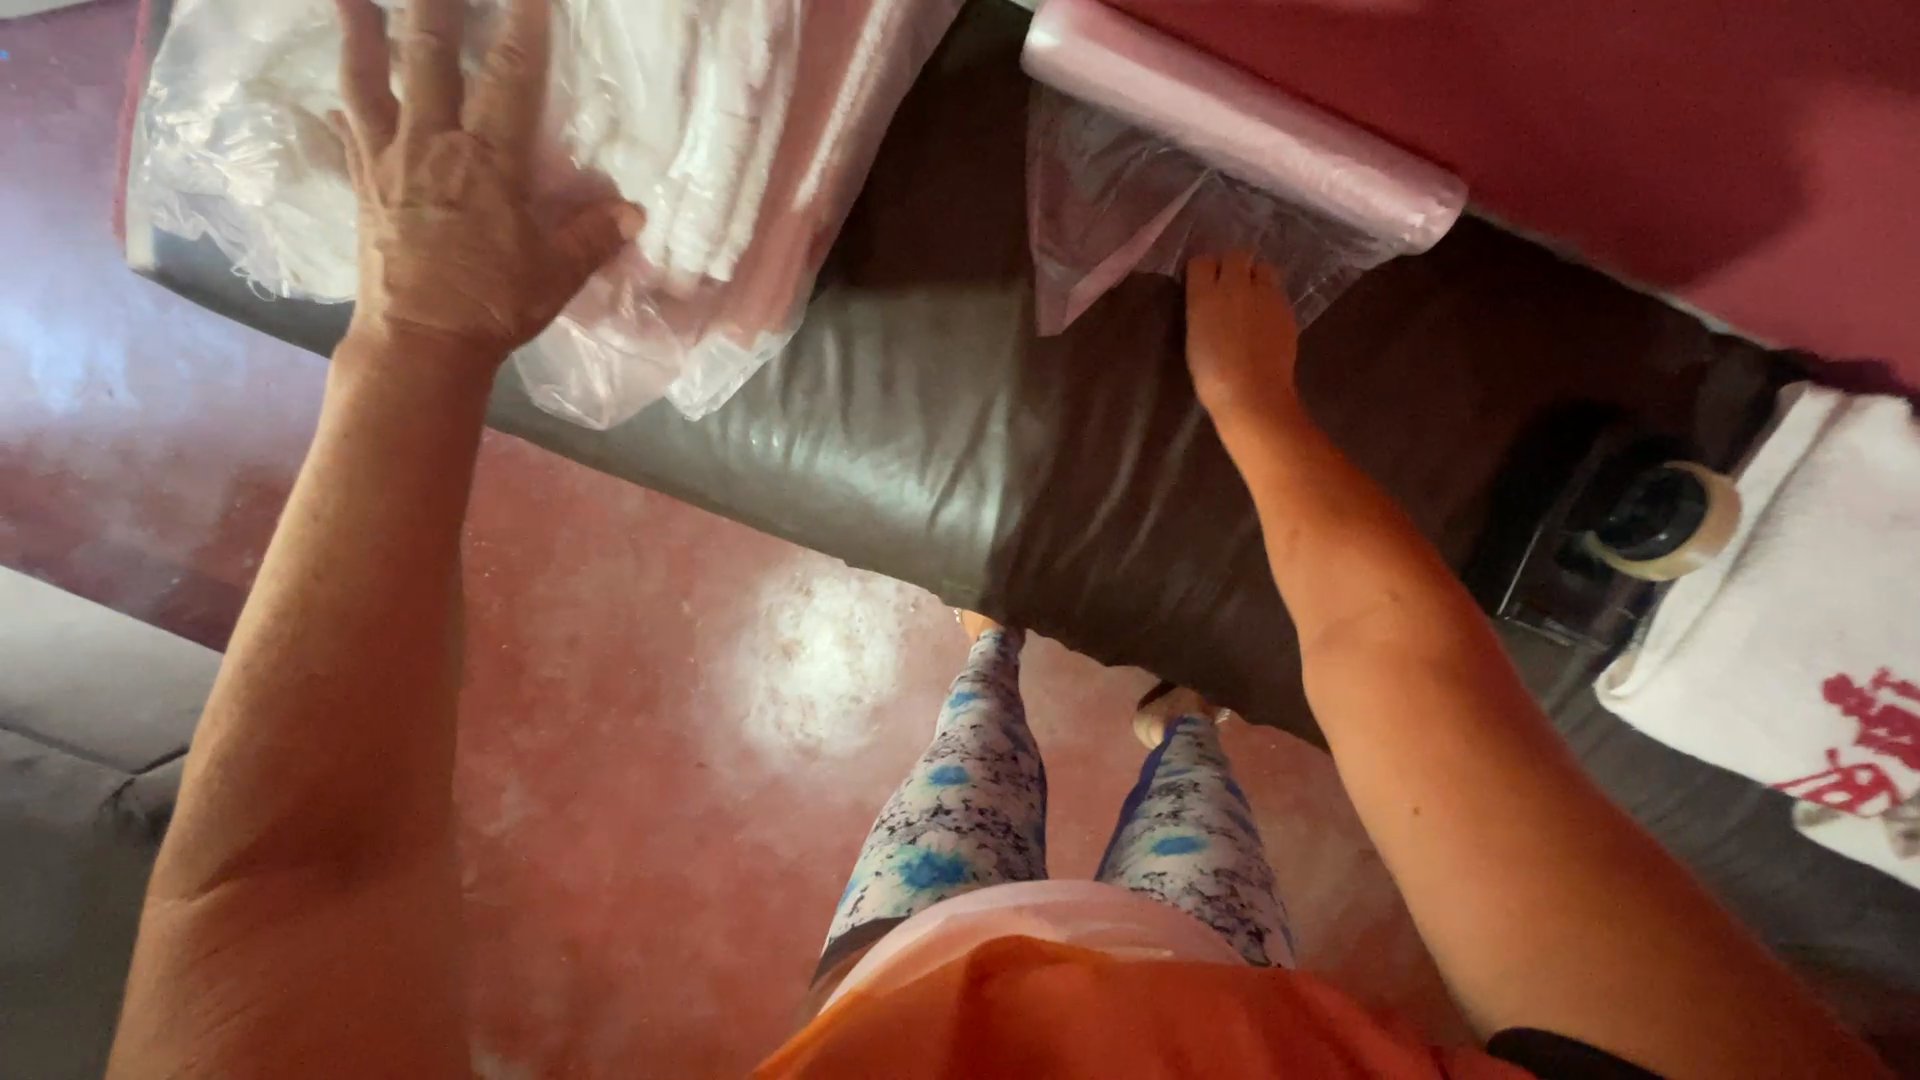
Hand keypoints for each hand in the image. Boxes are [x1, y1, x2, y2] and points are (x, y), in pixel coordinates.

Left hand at [330, 0, 643, 362]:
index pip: (512, 78)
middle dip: (438, 1)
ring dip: (361, 24)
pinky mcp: (362, 182)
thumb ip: (593, 236)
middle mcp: (433, 144)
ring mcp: (388, 158)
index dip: (523, 26)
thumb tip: (634, 212)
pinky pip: (346, 126)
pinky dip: (343, 99)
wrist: (423, 339)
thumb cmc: (496, 304)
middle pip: (430, 53)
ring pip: (369, 74)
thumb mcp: (558, 274)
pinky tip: (336, 88)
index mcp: (489, 163)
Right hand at [1184, 253, 1300, 426]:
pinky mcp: (1286, 307)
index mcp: (1204, 296)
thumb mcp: (1195, 338)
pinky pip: (1276, 291)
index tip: (1203, 283)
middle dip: (1232, 266)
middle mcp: (1235, 286)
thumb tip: (1210, 300)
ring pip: (1262, 268)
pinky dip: (1269, 299)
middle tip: (1229, 287)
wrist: (1252, 393)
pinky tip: (1265, 321)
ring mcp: (1265, 294)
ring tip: (1251, 300)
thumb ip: (1203, 310)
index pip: (1201, 261)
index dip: (1203, 270)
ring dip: (1255, 277)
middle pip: (1236, 255)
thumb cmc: (1212, 375)